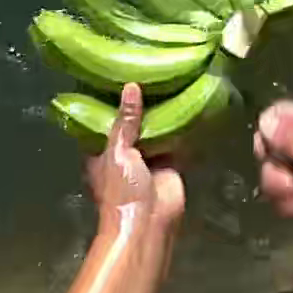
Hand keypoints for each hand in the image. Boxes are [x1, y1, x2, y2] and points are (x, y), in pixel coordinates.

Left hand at [87, 83, 185, 237]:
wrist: (150, 220)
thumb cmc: (122, 189)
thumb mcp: (118, 151)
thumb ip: (126, 120)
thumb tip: (131, 86)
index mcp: (102, 152)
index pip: (104, 120)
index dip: (110, 101)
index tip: (121, 76)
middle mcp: (124, 152)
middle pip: (132, 123)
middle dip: (141, 104)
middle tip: (152, 72)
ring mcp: (148, 157)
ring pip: (156, 129)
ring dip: (163, 113)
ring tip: (174, 82)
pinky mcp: (171, 161)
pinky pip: (177, 139)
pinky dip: (183, 126)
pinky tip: (190, 104)